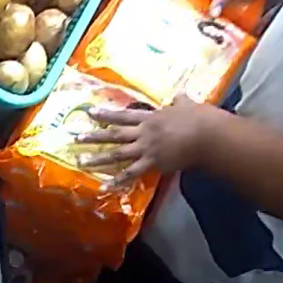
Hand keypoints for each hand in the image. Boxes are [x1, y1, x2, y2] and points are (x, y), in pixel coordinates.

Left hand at [82, 97, 227, 187]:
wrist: (207, 135)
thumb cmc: (200, 118)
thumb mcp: (187, 105)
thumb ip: (180, 101)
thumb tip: (180, 94)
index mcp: (150, 118)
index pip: (123, 116)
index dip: (106, 114)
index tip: (90, 112)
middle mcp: (144, 132)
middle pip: (114, 134)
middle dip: (94, 136)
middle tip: (75, 137)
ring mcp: (146, 148)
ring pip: (117, 154)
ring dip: (98, 158)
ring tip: (80, 161)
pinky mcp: (151, 163)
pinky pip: (130, 174)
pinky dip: (116, 181)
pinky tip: (103, 187)